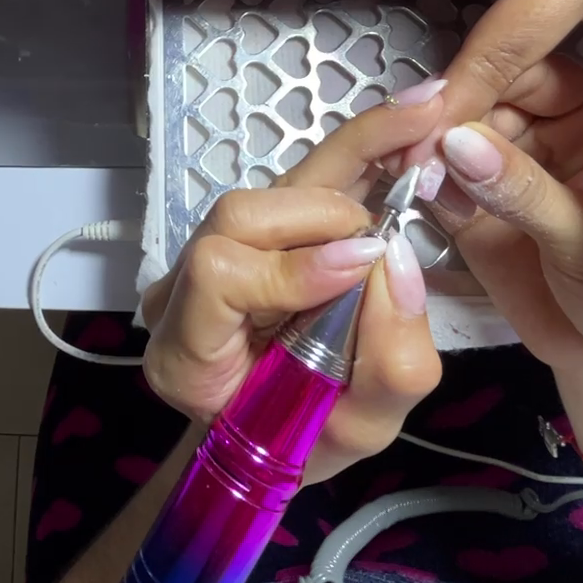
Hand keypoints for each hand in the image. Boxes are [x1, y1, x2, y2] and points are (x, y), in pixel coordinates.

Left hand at [138, 77, 450, 482]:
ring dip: (339, 179)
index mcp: (185, 356)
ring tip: (405, 174)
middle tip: (401, 207)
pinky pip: (281, 188)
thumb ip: (389, 363)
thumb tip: (393, 260)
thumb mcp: (361, 431)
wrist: (267, 433)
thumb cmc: (304, 444)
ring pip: (261, 192)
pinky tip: (396, 138)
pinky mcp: (231, 229)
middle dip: (327, 209)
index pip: (216, 276)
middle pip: (236, 215)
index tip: (364, 264)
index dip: (292, 266)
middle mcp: (177, 292)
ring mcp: (196, 253)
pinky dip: (344, 165)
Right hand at [428, 54, 582, 463]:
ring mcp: (502, 168)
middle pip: (482, 98)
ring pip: (450, 137)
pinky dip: (415, 181)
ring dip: (423, 148)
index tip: (442, 103)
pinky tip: (400, 183)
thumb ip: (525, 190)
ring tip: (401, 164)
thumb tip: (455, 140)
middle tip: (412, 141)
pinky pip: (434, 181)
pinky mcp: (467, 204)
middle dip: (445, 118)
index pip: (535, 75)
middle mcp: (549, 130)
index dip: (487, 81)